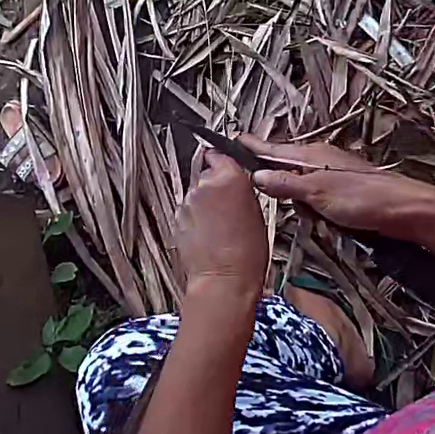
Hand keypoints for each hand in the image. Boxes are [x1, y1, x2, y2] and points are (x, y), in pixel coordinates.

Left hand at [174, 148, 268, 307]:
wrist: (224, 279)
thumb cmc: (247, 253)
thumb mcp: (257, 212)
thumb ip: (241, 189)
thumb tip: (234, 183)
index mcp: (229, 177)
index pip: (220, 154)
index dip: (222, 163)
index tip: (225, 170)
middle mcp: (204, 184)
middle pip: (206, 173)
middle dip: (214, 185)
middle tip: (228, 206)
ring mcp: (188, 200)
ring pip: (196, 192)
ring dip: (204, 202)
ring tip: (219, 223)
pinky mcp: (177, 216)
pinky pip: (188, 209)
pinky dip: (195, 216)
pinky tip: (208, 232)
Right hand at [240, 135, 434, 242]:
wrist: (406, 210)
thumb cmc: (363, 198)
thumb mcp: (318, 193)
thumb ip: (287, 185)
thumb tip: (257, 176)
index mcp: (311, 154)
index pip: (273, 148)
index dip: (253, 146)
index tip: (233, 140)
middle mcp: (320, 158)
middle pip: (284, 162)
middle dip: (267, 168)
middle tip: (246, 173)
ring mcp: (333, 172)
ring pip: (299, 177)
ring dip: (288, 186)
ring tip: (271, 191)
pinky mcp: (344, 188)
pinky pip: (313, 189)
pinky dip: (304, 196)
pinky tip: (303, 207)